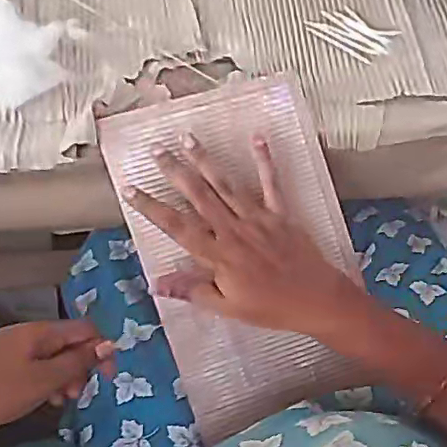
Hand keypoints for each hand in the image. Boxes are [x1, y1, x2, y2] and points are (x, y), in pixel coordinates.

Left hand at [0, 320, 112, 446]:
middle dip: (80, 367)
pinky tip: (37, 400)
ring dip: (62, 377)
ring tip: (58, 401)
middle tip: (77, 395)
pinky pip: (29, 366)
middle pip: (66, 342)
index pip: (84, 329)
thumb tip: (109, 344)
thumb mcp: (46, 379)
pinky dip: (42, 381)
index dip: (101, 351)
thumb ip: (78, 361)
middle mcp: (22, 333)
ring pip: (48, 356)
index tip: (108, 379)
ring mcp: (5, 348)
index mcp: (38, 331)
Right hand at [124, 134, 372, 340]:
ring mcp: (258, 219)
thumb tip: (156, 284)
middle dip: (175, 172)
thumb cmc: (270, 308)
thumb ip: (193, 291)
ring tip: (187, 138)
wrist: (316, 300)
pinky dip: (264, 160)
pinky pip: (271, 183)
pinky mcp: (281, 214)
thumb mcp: (228, 307)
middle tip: (155, 150)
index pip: (177, 227)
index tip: (131, 190)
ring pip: (226, 185)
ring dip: (205, 160)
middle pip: (198, 197)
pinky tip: (257, 138)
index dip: (151, 208)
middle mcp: (234, 231)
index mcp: (219, 256)